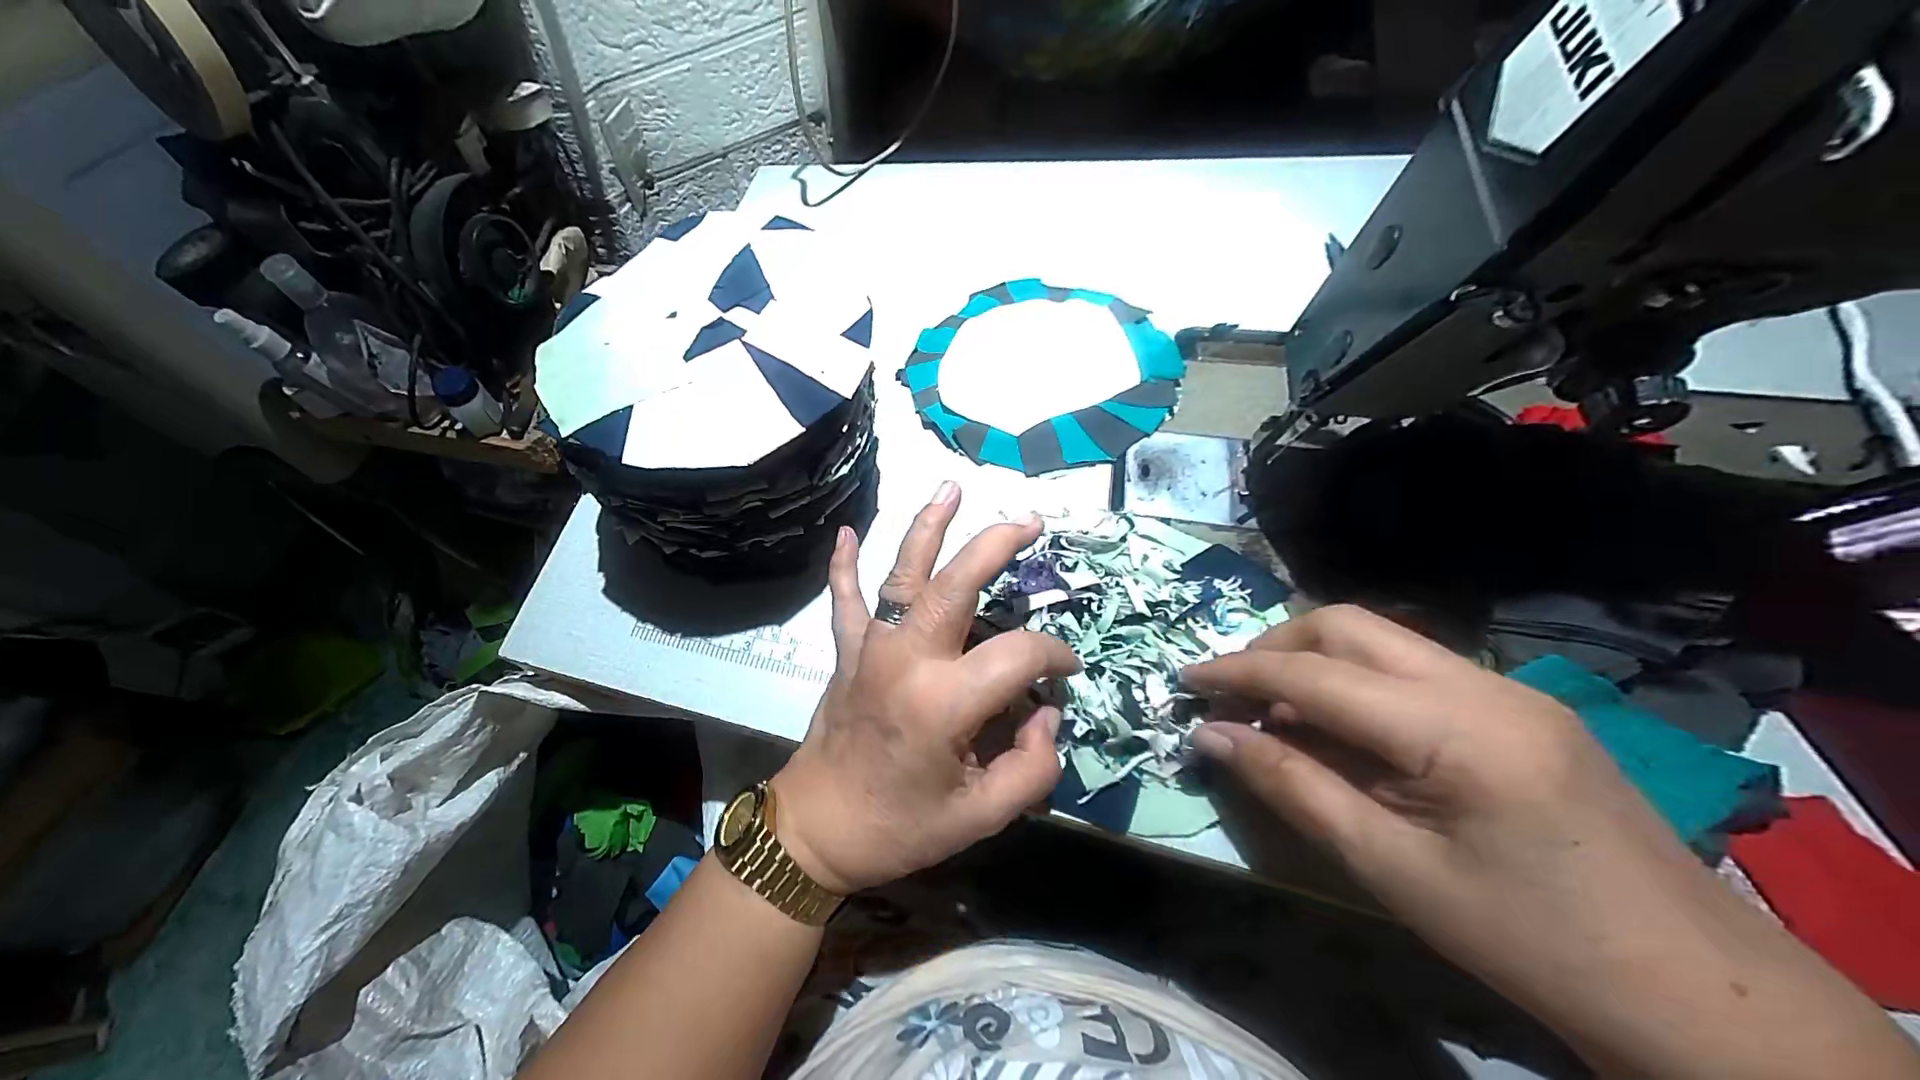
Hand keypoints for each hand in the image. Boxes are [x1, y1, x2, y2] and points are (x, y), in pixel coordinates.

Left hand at [769, 482, 1079, 894]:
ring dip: (927, 528)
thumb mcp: (981, 816)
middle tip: (1030, 522)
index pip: (1019, 654)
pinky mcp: (847, 652)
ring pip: (901, 574)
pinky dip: (845, 565)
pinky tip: (847, 532)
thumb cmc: (901, 827)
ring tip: (951, 489)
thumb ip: (1032, 768)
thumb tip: (1045, 713)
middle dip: (996, 545)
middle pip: (957, 583)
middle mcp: (907, 658)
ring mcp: (871, 648)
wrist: (817, 830)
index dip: (1055, 658)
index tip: (1065, 674)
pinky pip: (844, 600)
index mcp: (944, 701)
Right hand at [1181, 604, 1919, 1079]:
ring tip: (1274, 713)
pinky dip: (1358, 684)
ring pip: (1383, 640)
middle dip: (1275, 647)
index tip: (1186, 681)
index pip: (1316, 672)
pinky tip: (1342, 731)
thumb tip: (1211, 736)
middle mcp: (1483, 684)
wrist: (1691, 988)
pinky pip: (1416, 670)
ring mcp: (1510, 690)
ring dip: (1315, 662)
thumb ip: (1292, 787)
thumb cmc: (1524, 938)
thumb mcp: (1388, 868)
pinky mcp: (1522, 708)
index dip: (1239, 672)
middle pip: (1349, 625)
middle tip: (1228, 691)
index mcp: (1453, 727)